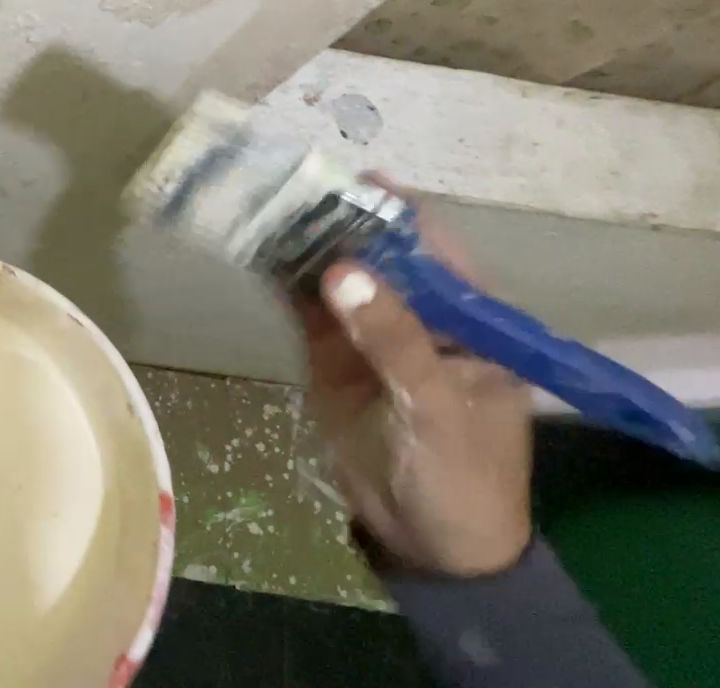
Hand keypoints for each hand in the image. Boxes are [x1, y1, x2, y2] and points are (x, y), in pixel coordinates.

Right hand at [287, 203, 532, 577]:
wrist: (424, 541)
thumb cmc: (459, 474)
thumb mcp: (436, 407)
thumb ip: (393, 338)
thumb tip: (340, 270)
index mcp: (467, 316)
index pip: (433, 247)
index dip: (396, 209)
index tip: (349, 179)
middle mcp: (416, 310)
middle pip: (375, 251)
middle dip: (335, 220)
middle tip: (285, 188)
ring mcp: (368, 329)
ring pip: (333, 272)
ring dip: (301, 243)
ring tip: (259, 208)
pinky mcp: (329, 350)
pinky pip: (303, 304)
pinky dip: (280, 277)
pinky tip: (252, 250)